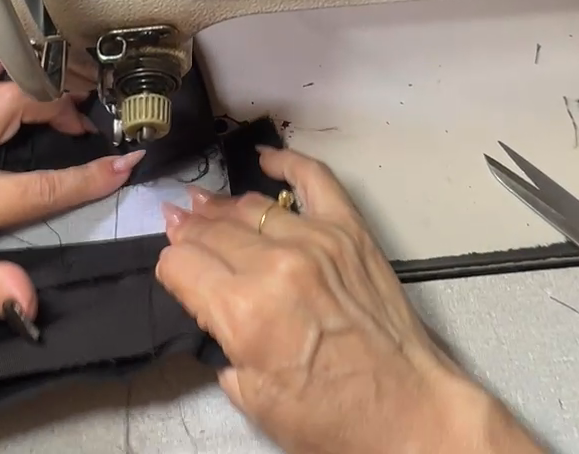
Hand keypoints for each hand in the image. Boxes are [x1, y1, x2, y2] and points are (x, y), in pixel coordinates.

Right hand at [155, 148, 539, 453]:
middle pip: (211, 231)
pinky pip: (314, 178)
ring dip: (220, 206)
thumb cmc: (331, 419)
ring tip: (203, 203)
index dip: (170, 268)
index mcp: (244, 312)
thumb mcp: (254, 398)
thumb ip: (221, 343)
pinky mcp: (349, 228)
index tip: (172, 269)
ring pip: (250, 206)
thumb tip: (209, 302)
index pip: (181, 265)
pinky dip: (288, 162)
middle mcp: (275, 265)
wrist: (409, 412)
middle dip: (188, 232)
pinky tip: (267, 159)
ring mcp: (315, 239)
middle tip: (176, 225)